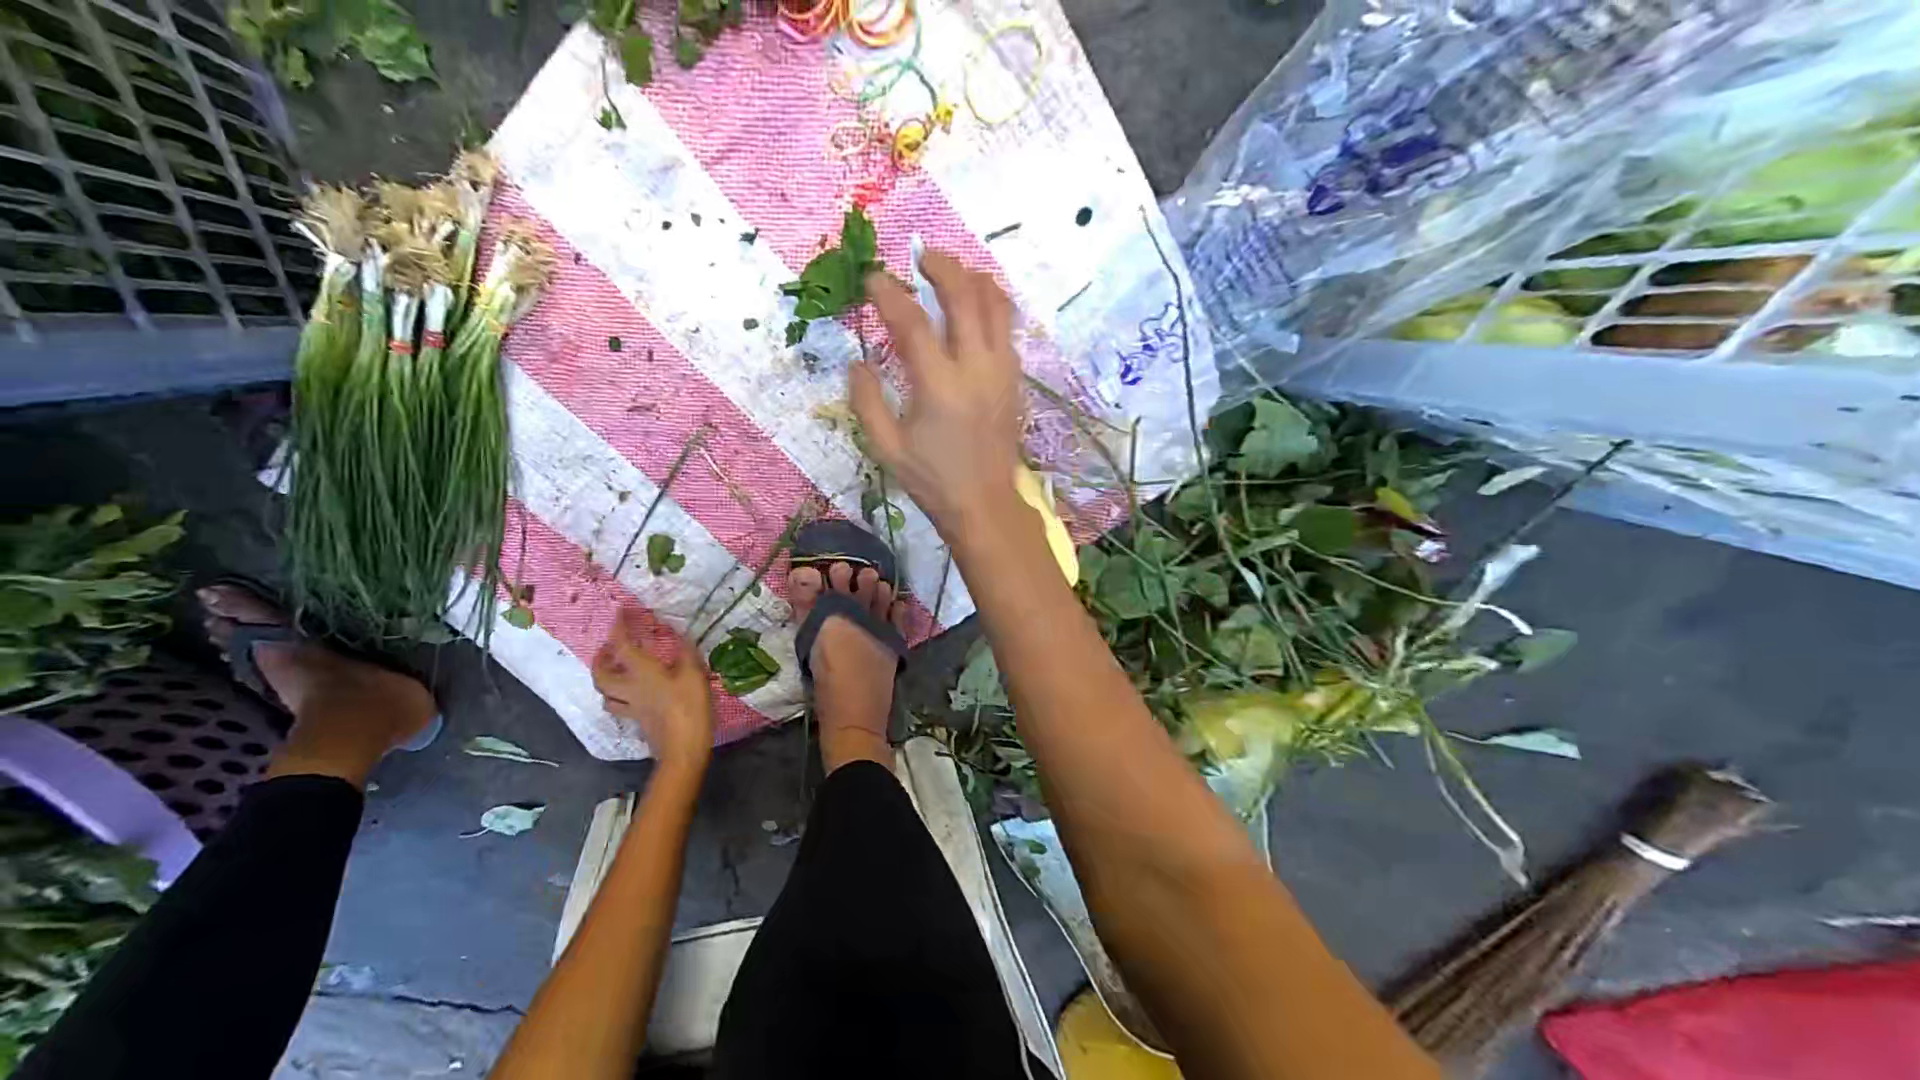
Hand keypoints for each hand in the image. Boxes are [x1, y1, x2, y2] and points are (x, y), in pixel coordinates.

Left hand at [593, 609, 713, 772]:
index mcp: (641, 673)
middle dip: (601, 659)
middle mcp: (629, 689)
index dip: (618, 629)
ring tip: (614, 671)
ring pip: (606, 693)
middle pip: (601, 675)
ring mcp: (632, 708)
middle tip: (608, 648)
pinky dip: (618, 697)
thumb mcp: (694, 674)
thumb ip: (685, 653)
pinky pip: (619, 706)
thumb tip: (680, 635)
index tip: (620, 614)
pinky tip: (632, 695)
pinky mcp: (638, 721)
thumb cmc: (688, 707)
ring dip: (605, 679)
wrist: (683, 749)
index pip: (622, 646)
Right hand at [855, 251, 1023, 531]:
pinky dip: (990, 303)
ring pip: (997, 302)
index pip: (913, 322)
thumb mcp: (886, 447)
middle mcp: (976, 368)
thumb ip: (867, 400)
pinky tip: (973, 304)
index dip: (889, 293)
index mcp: (939, 387)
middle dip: (940, 265)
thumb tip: (856, 362)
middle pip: (965, 294)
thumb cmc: (932, 479)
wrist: (984, 503)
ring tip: (949, 272)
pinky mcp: (1015, 377)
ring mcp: (1002, 370)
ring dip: (972, 277)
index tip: (873, 279)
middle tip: (919, 256)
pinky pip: (1008, 324)